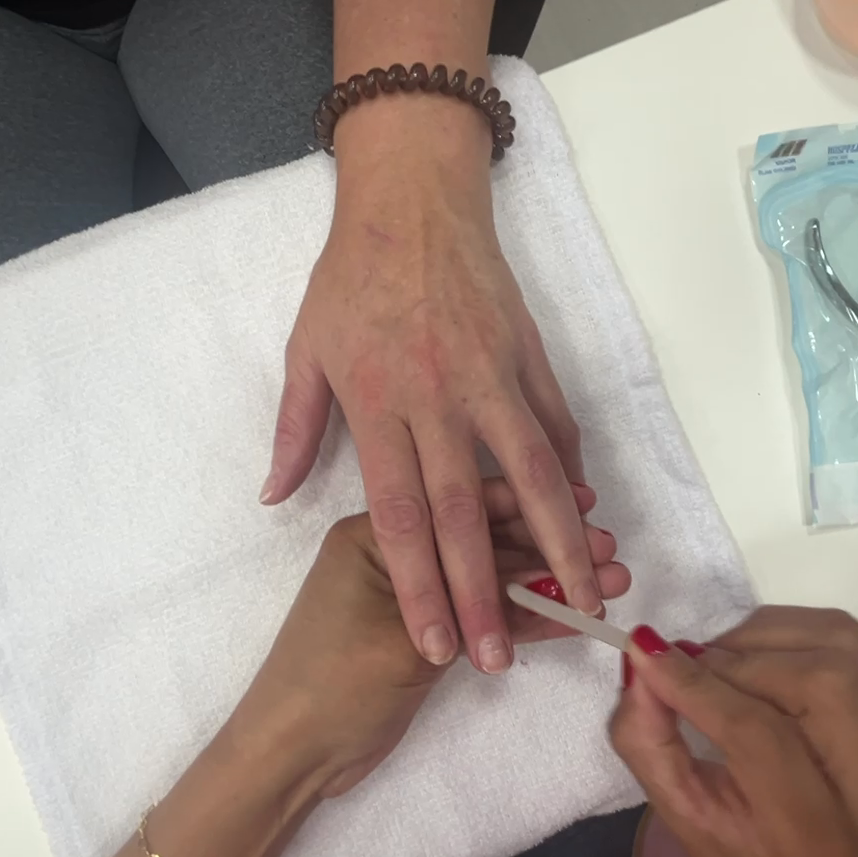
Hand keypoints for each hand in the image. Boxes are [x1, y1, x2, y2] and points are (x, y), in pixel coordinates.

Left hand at [231, 479, 627, 798]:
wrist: (292, 754)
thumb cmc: (333, 680)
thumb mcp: (408, 637)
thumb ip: (478, 606)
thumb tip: (552, 578)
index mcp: (375, 533)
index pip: (458, 504)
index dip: (524, 505)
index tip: (581, 504)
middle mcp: (398, 554)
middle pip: (484, 541)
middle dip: (548, 545)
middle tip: (610, 548)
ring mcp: (416, 598)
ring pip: (491, 583)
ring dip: (547, 585)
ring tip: (612, 583)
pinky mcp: (429, 636)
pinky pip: (483, 620)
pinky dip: (527, 621)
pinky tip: (575, 618)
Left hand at [263, 98, 596, 677]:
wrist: (411, 199)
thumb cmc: (350, 280)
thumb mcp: (304, 349)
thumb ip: (293, 429)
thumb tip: (274, 498)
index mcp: (378, 406)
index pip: (401, 516)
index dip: (420, 586)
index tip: (437, 644)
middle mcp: (437, 401)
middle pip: (463, 512)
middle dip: (484, 591)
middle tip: (499, 657)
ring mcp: (491, 377)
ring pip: (532, 473)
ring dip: (558, 541)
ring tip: (581, 597)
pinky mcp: (528, 355)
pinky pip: (554, 421)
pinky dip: (570, 470)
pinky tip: (583, 514)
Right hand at [608, 608, 857, 856]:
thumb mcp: (681, 819)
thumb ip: (648, 743)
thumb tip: (640, 662)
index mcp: (817, 840)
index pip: (760, 736)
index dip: (694, 685)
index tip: (642, 653)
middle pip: (821, 682)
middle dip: (737, 659)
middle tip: (688, 667)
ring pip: (840, 648)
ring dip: (762, 638)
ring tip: (721, 662)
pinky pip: (848, 641)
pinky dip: (788, 633)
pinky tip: (756, 659)